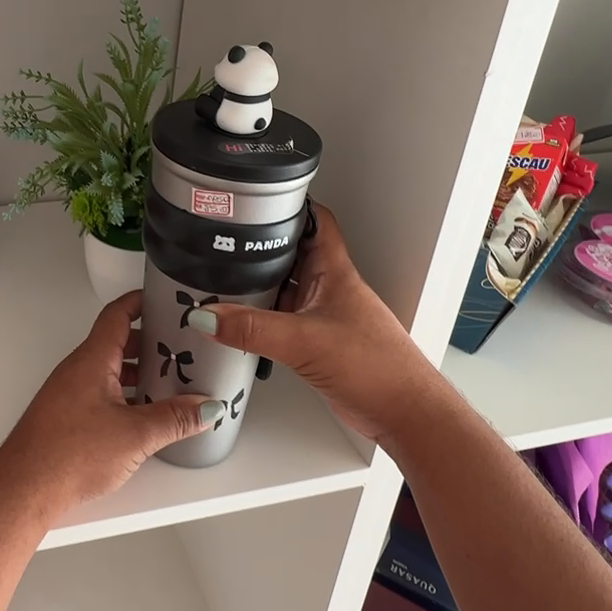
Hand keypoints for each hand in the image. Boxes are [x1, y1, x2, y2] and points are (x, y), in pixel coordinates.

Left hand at [0, 291, 218, 514]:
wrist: (25, 487)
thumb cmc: (70, 453)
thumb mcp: (135, 435)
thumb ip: (174, 419)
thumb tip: (204, 407)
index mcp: (93, 359)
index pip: (117, 315)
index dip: (139, 302)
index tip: (162, 298)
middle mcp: (78, 369)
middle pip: (116, 342)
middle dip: (148, 343)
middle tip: (178, 348)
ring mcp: (70, 392)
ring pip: (108, 369)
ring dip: (137, 372)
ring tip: (168, 383)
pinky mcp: (66, 415)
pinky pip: (100, 391)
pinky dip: (123, 394)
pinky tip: (141, 415)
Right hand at [191, 201, 444, 451]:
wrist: (406, 415)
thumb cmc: (378, 368)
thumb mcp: (303, 341)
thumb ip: (251, 328)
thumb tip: (206, 315)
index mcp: (334, 272)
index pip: (315, 221)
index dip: (291, 203)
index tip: (260, 195)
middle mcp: (329, 289)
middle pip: (291, 254)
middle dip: (261, 246)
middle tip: (224, 239)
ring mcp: (325, 316)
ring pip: (286, 288)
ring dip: (259, 285)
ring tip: (222, 280)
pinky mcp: (320, 343)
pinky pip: (284, 320)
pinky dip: (263, 319)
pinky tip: (242, 326)